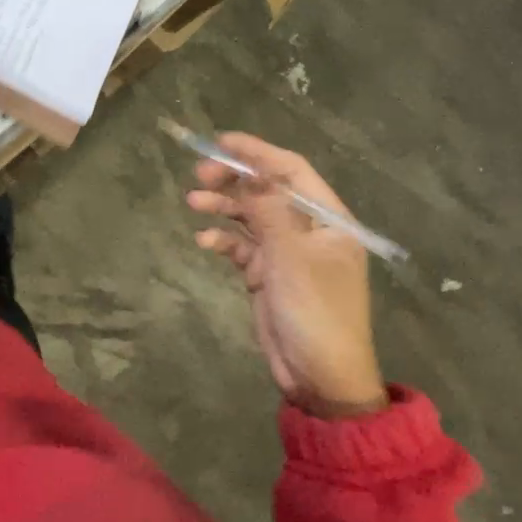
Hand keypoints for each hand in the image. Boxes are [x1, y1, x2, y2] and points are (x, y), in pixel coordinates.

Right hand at [186, 133, 387, 418]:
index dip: (257, 152)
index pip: (291, 171)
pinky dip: (224, 241)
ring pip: (251, 216)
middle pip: (267, 190)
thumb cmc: (316, 313)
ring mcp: (288, 253)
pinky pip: (243, 247)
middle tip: (200, 174)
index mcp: (328, 220)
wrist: (321, 380)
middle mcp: (309, 230)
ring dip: (224, 207)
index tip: (220, 141)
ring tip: (193, 202)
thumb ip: (268, 210)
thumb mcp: (291, 257)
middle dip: (234, 179)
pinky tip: (204, 242)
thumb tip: (250, 171)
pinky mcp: (269, 275)